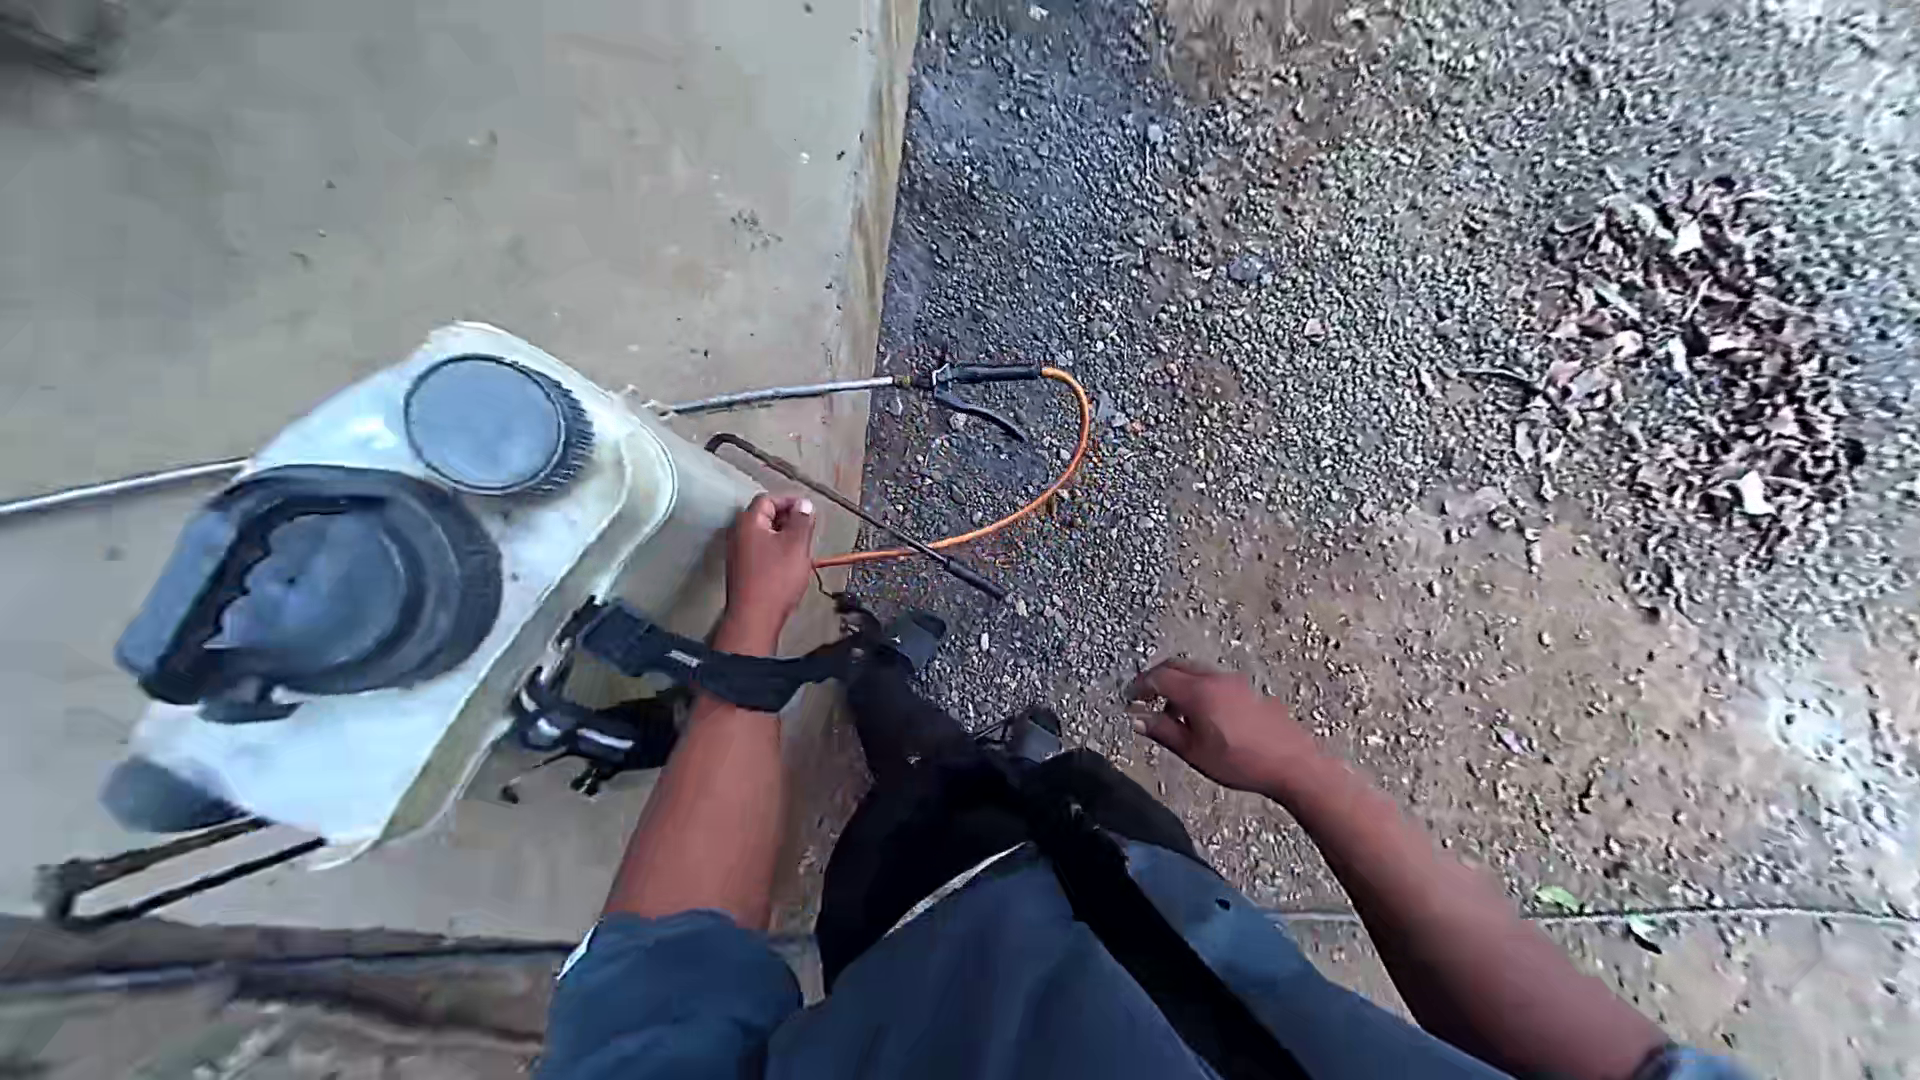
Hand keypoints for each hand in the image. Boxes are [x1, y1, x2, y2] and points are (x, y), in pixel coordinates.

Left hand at [716, 494, 815, 655]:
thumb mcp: (797, 544)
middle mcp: (737, 534)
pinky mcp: (741, 569)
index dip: (790, 501)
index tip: (809, 511)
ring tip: (801, 546)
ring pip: (763, 534)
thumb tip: (804, 504)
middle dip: (788, 518)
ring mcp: (737, 552)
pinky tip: (789, 563)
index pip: (768, 499)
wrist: (755, 617)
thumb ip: (802, 520)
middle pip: (764, 515)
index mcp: (748, 522)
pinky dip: (775, 549)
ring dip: (783, 535)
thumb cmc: (777, 578)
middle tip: (808, 529)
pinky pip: (760, 550)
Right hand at [1127, 659, 1325, 796]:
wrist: (1294, 765)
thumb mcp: (1193, 752)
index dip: (1140, 687)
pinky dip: (1197, 688)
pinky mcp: (1248, 690)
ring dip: (1177, 684)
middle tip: (1145, 698)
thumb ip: (1162, 731)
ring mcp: (1234, 682)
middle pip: (1175, 666)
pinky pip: (1213, 679)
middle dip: (1156, 679)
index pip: (1158, 677)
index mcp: (1198, 692)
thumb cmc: (1242, 762)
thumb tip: (1137, 719)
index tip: (1130, 699)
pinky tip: (1201, 716)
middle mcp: (1214, 679)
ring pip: (1195, 671)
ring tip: (1173, 713)